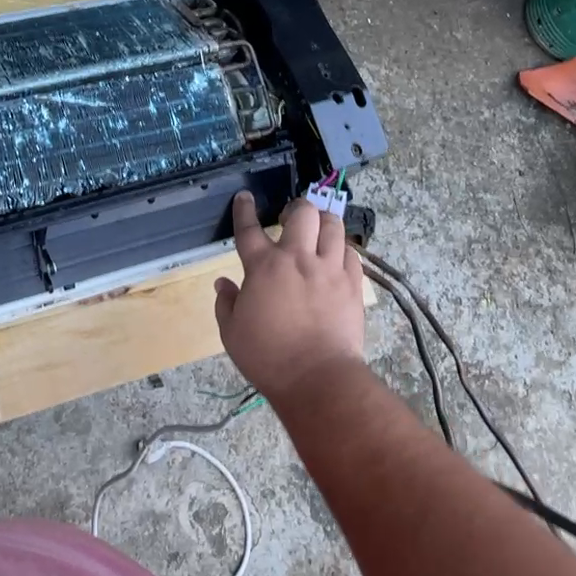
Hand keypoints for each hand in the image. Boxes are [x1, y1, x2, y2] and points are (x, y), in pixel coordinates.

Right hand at [214, 192, 365, 401]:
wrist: (317, 378)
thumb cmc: (267, 357)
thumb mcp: (232, 332)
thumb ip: (226, 303)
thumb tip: (223, 284)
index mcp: (264, 267)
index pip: (249, 229)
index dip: (244, 210)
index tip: (245, 197)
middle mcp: (298, 258)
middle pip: (302, 212)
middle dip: (296, 208)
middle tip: (290, 218)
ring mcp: (329, 269)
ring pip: (333, 225)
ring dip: (323, 222)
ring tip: (317, 231)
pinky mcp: (352, 285)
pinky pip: (351, 253)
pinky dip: (342, 249)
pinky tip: (336, 258)